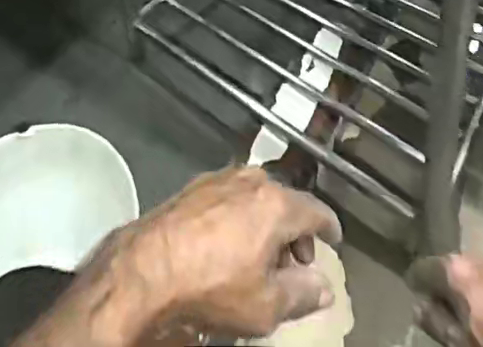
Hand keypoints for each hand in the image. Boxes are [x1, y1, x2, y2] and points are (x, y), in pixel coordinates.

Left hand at [105, 167, 341, 340]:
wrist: (149, 265)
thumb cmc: (212, 284)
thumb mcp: (267, 304)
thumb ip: (303, 293)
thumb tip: (323, 286)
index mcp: (275, 203)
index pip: (316, 210)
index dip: (329, 227)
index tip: (333, 239)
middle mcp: (250, 180)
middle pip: (285, 201)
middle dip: (295, 230)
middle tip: (296, 262)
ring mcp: (220, 178)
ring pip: (256, 196)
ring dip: (266, 221)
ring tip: (262, 256)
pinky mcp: (195, 185)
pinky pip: (230, 196)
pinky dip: (240, 215)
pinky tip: (231, 243)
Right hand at [407, 254, 482, 346]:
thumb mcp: (460, 338)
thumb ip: (435, 319)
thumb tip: (417, 306)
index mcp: (457, 267)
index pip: (424, 266)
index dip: (416, 281)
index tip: (413, 294)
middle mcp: (473, 259)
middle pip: (447, 267)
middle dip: (440, 283)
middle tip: (435, 303)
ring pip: (467, 273)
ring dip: (460, 286)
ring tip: (458, 308)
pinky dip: (478, 291)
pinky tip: (479, 310)